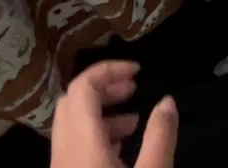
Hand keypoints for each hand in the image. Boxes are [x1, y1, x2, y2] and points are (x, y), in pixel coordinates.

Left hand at [49, 61, 177, 167]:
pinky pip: (72, 146)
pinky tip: (120, 149)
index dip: (109, 69)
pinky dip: (94, 134)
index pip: (82, 87)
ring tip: (133, 120)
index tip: (138, 71)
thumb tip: (167, 101)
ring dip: (100, 112)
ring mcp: (60, 167)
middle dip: (104, 87)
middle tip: (133, 90)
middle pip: (72, 101)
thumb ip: (159, 137)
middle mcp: (63, 152)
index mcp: (81, 144)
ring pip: (71, 125)